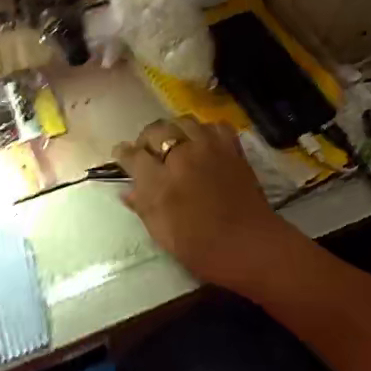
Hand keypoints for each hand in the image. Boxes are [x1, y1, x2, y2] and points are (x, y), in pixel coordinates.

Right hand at [114, 118, 305, 290]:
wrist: (249, 245)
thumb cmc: (201, 248)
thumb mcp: (162, 233)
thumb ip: (143, 206)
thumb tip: (127, 191)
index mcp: (159, 181)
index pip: (132, 155)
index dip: (123, 154)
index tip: (121, 155)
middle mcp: (181, 156)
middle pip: (156, 130)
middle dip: (147, 139)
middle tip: (148, 151)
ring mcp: (209, 148)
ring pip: (184, 121)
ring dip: (175, 130)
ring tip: (175, 143)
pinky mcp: (232, 149)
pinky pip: (215, 126)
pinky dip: (205, 131)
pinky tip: (204, 143)